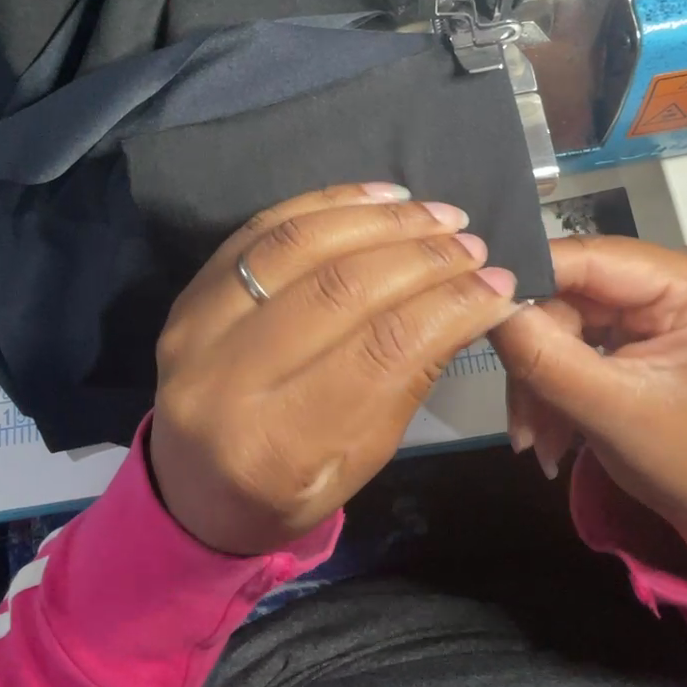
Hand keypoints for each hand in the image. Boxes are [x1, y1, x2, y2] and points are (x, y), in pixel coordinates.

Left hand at [150, 183, 521, 555]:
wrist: (193, 487)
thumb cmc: (289, 489)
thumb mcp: (363, 458)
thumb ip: (411, 374)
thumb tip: (476, 296)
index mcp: (276, 446)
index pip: (382, 351)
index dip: (449, 306)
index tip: (497, 281)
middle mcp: (226, 379)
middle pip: (341, 289)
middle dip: (422, 257)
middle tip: (472, 244)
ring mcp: (196, 326)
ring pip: (301, 244)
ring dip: (381, 220)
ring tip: (437, 215)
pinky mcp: (190, 290)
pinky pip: (266, 225)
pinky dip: (331, 202)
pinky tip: (384, 197)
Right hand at [489, 236, 686, 586]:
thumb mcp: (612, 413)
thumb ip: (545, 355)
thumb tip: (488, 304)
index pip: (594, 257)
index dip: (529, 277)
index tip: (476, 310)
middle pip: (576, 289)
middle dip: (540, 351)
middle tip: (521, 418)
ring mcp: (668, 294)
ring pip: (570, 313)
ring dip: (544, 372)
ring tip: (536, 435)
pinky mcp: (649, 317)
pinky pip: (582, 330)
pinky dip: (560, 373)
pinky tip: (551, 423)